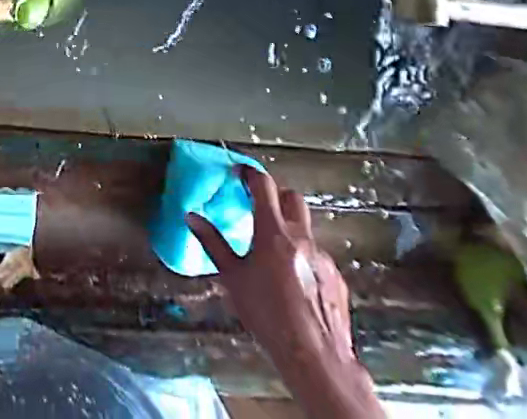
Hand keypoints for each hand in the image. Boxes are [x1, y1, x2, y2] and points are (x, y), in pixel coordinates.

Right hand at [189, 168, 380, 416]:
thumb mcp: (233, 279)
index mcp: (274, 231)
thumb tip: (192, 217)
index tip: (241, 172)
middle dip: (276, 195)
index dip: (251, 174)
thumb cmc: (267, 316)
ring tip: (274, 253)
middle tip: (260, 206)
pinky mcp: (334, 274)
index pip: (264, 185)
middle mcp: (301, 235)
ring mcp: (321, 253)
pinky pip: (317, 256)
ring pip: (306, 228)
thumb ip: (213, 244)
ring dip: (290, 230)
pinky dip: (304, 259)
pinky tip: (294, 284)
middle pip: (291, 197)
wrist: (313, 354)